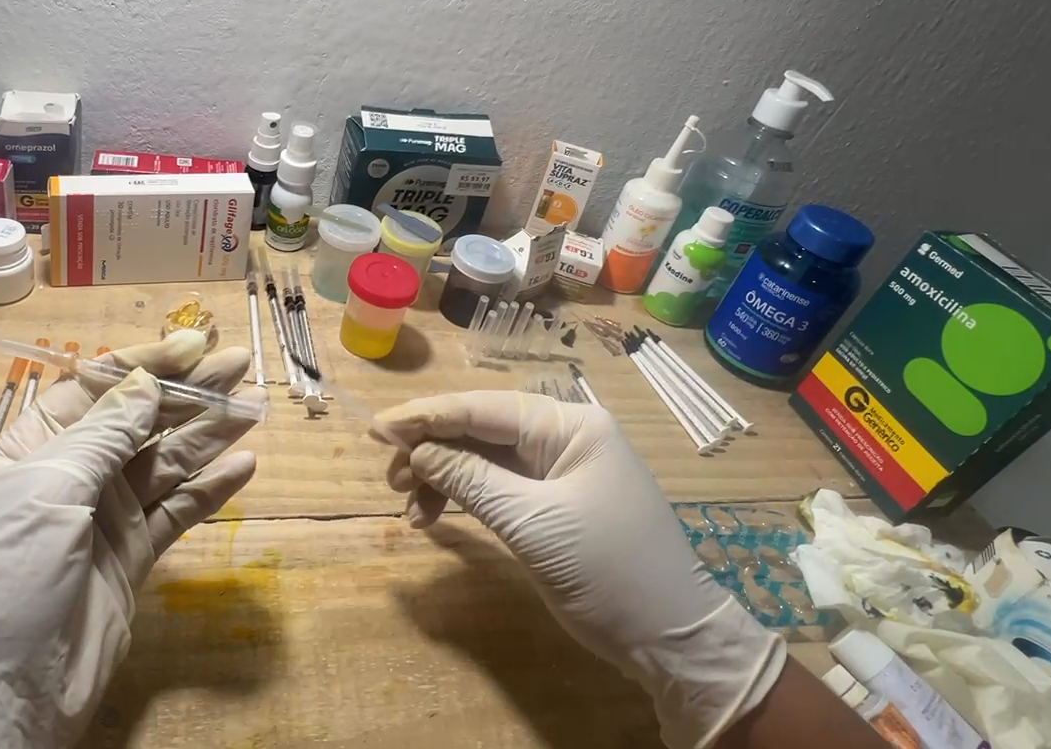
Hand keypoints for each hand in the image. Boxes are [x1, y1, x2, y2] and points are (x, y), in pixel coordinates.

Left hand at [0, 331, 267, 748]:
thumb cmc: (4, 576)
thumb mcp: (47, 491)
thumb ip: (103, 435)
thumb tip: (146, 380)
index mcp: (35, 448)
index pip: (97, 388)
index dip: (145, 362)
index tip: (194, 344)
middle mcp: (73, 475)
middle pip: (140, 419)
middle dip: (188, 390)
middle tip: (239, 362)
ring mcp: (105, 518)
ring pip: (166, 462)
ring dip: (210, 432)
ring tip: (255, 404)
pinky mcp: (133, 558)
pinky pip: (178, 512)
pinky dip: (211, 489)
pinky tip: (244, 464)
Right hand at [374, 391, 784, 748]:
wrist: (674, 642)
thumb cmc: (609, 572)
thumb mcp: (533, 524)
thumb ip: (470, 479)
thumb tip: (417, 449)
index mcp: (568, 425)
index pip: (482, 408)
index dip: (426, 416)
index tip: (376, 426)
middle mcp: (562, 436)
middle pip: (479, 430)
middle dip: (431, 450)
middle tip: (390, 477)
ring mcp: (558, 469)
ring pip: (483, 459)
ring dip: (442, 477)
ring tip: (408, 505)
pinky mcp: (552, 502)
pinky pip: (496, 486)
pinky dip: (462, 498)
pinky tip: (432, 516)